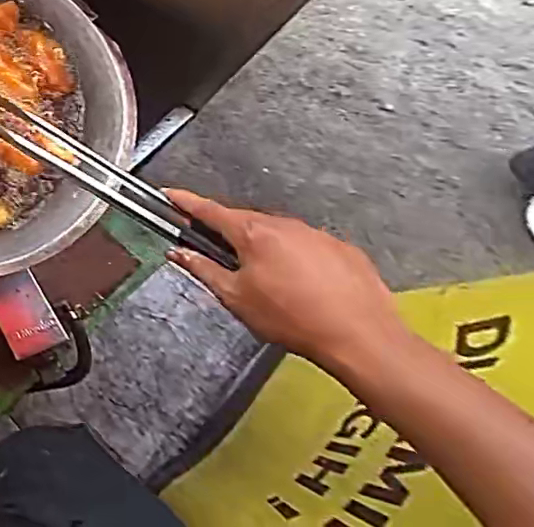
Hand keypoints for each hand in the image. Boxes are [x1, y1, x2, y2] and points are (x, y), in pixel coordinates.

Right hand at [166, 189, 408, 373]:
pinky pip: (309, 247)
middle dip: (232, 237)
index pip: (209, 210)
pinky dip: (301, 261)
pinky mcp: (341, 248)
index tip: (171, 195)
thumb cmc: (295, 320)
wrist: (362, 338)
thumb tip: (179, 253)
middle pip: (245, 223)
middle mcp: (282, 224)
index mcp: (251, 233)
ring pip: (278, 234)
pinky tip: (306, 288)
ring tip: (274, 285)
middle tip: (226, 260)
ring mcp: (314, 233)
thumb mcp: (237, 299)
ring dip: (268, 250)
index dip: (186, 201)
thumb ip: (203, 270)